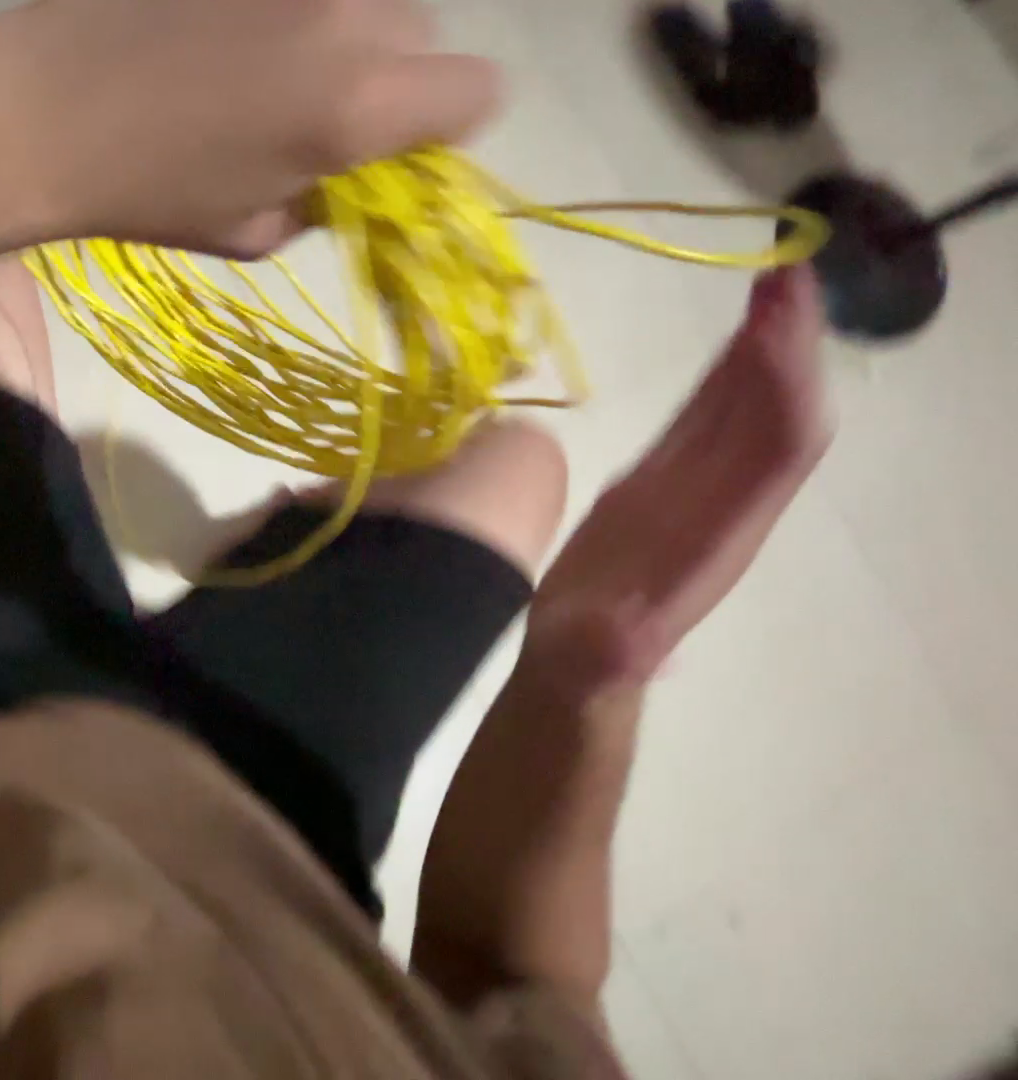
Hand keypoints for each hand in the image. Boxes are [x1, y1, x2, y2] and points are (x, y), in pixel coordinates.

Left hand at [0, 0, 499, 255]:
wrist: (42, 113)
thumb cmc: (145, 194)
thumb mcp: (249, 231)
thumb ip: (327, 198)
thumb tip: (356, 171)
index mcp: (359, 105)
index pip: (480, 93)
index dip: (446, 125)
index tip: (396, 147)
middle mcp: (352, 13)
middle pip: (427, 32)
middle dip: (391, 78)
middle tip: (315, 113)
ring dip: (342, 34)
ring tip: (263, 68)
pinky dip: (288, 9)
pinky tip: (228, 33)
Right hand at [524, 267, 831, 693]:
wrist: (583, 660)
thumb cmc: (589, 656)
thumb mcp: (598, 658)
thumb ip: (614, 645)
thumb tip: (626, 641)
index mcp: (717, 533)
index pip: (777, 446)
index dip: (784, 382)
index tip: (776, 319)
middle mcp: (724, 501)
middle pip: (776, 411)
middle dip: (788, 343)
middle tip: (785, 270)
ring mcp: (698, 488)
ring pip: (750, 409)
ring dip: (764, 347)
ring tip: (770, 283)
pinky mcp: (664, 483)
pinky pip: (708, 421)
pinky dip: (725, 375)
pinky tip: (731, 339)